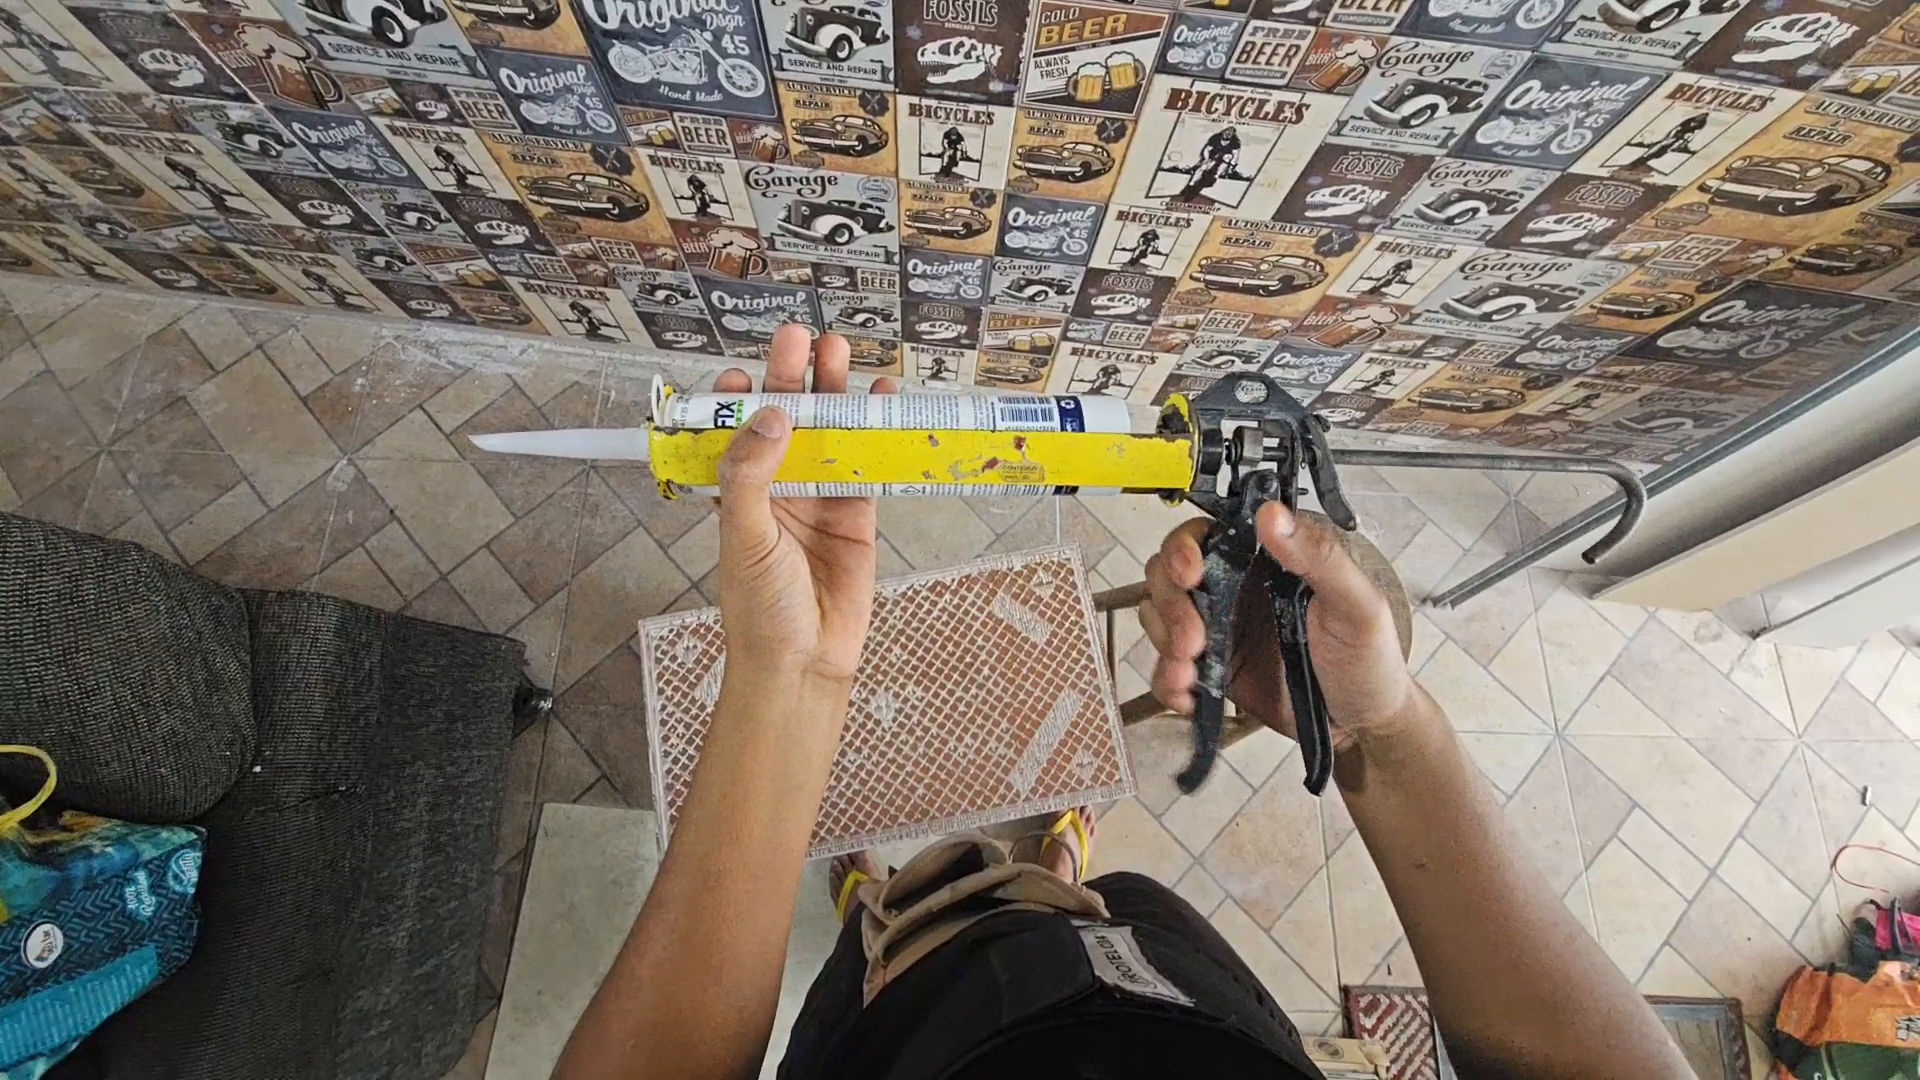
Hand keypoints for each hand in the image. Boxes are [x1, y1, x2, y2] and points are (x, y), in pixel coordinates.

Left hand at [712, 325, 895, 695]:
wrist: (805, 658)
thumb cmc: (761, 605)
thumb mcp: (744, 535)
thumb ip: (752, 473)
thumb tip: (772, 414)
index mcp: (739, 493)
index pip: (735, 434)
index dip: (738, 400)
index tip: (742, 372)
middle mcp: (779, 489)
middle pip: (788, 422)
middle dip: (793, 379)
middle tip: (802, 337)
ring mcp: (821, 498)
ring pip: (830, 435)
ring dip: (836, 394)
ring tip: (840, 351)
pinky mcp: (858, 514)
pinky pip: (868, 464)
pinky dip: (876, 432)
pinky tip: (881, 400)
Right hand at [1140, 503, 1419, 754]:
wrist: (1362, 728)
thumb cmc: (1369, 661)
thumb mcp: (1358, 606)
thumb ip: (1319, 557)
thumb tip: (1272, 514)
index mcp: (1264, 563)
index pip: (1203, 536)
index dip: (1183, 549)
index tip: (1190, 574)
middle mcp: (1232, 589)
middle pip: (1166, 576)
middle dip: (1171, 608)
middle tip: (1193, 641)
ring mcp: (1217, 630)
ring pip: (1158, 618)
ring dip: (1164, 644)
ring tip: (1191, 672)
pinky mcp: (1208, 668)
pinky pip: (1166, 667)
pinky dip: (1166, 681)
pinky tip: (1187, 694)